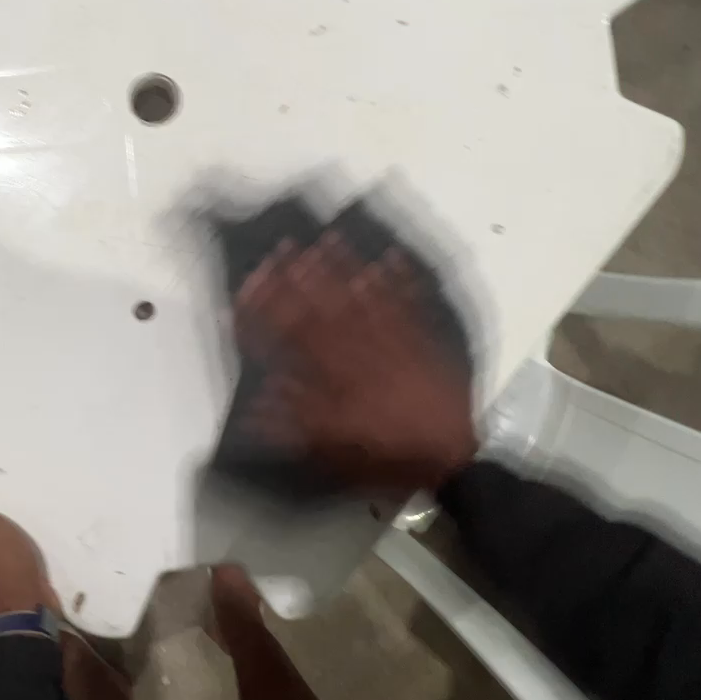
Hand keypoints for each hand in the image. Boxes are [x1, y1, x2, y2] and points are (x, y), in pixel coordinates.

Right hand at [236, 233, 476, 490]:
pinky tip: (390, 256)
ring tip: (327, 239)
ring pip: (362, 299)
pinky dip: (400, 280)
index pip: (292, 335)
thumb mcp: (333, 450)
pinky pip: (409, 306)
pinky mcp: (421, 343)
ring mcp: (393, 342)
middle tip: (284, 246)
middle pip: (324, 307)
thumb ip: (294, 422)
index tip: (248, 285)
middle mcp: (360, 351)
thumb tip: (256, 399)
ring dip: (343, 267)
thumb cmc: (388, 456)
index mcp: (334, 377)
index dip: (267, 309)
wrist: (452, 460)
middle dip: (301, 276)